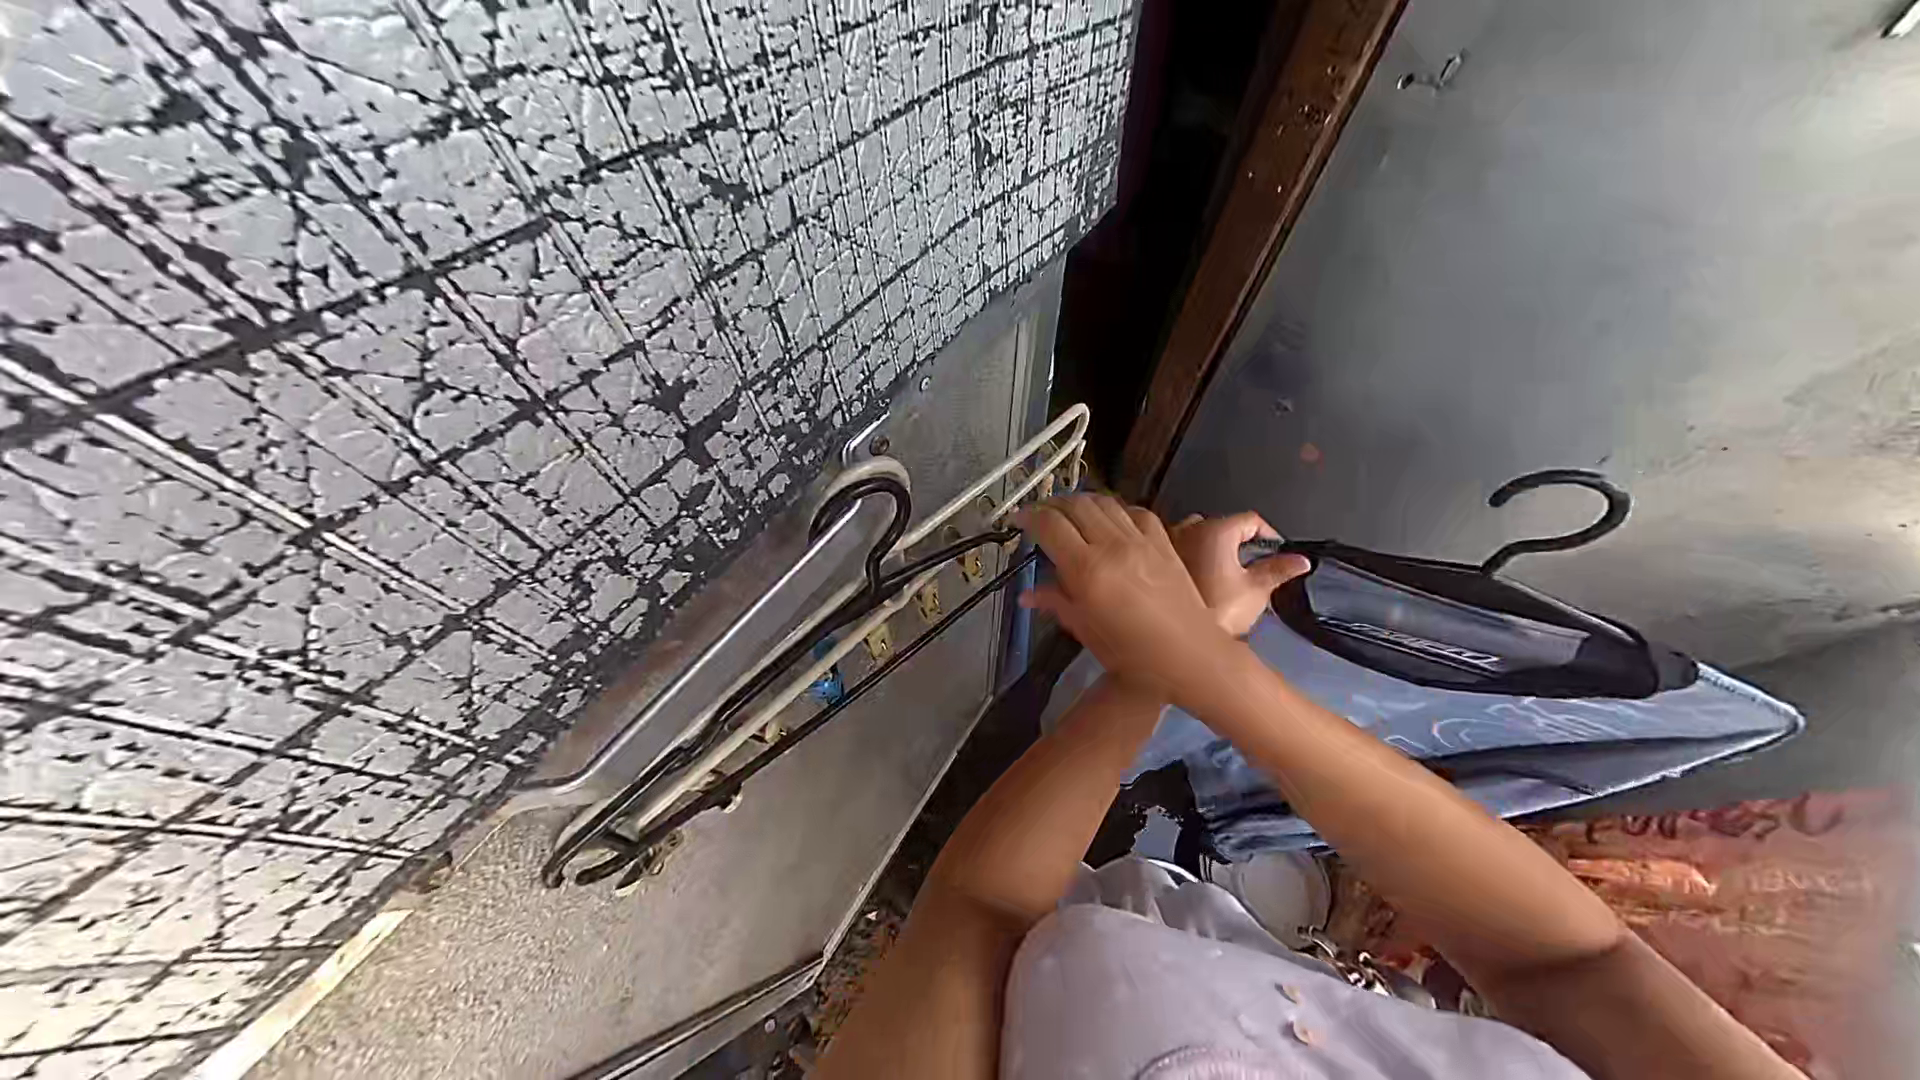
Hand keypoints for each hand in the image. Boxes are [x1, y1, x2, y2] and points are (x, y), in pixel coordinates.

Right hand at [1015, 494, 1235, 699]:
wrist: (1189, 656)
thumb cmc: (1132, 654)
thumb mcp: (1085, 630)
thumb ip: (1055, 603)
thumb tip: (1028, 595)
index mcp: (1087, 569)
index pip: (1050, 525)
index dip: (1029, 517)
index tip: (1019, 521)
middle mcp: (1113, 545)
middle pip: (1075, 505)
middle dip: (1051, 505)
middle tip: (1040, 515)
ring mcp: (1141, 540)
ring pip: (1104, 502)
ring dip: (1081, 502)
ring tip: (1069, 512)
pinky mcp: (1163, 541)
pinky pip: (1134, 512)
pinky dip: (1115, 510)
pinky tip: (1109, 520)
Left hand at [1167, 512, 1310, 636]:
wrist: (1179, 642)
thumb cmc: (1215, 614)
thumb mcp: (1255, 590)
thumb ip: (1278, 570)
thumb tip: (1299, 561)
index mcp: (1214, 532)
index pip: (1250, 519)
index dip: (1269, 534)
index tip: (1276, 549)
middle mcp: (1185, 531)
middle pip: (1221, 525)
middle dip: (1238, 541)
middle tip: (1252, 563)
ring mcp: (1166, 546)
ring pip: (1195, 536)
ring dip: (1211, 548)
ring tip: (1225, 572)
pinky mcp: (1154, 564)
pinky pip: (1176, 551)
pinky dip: (1190, 558)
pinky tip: (1199, 580)